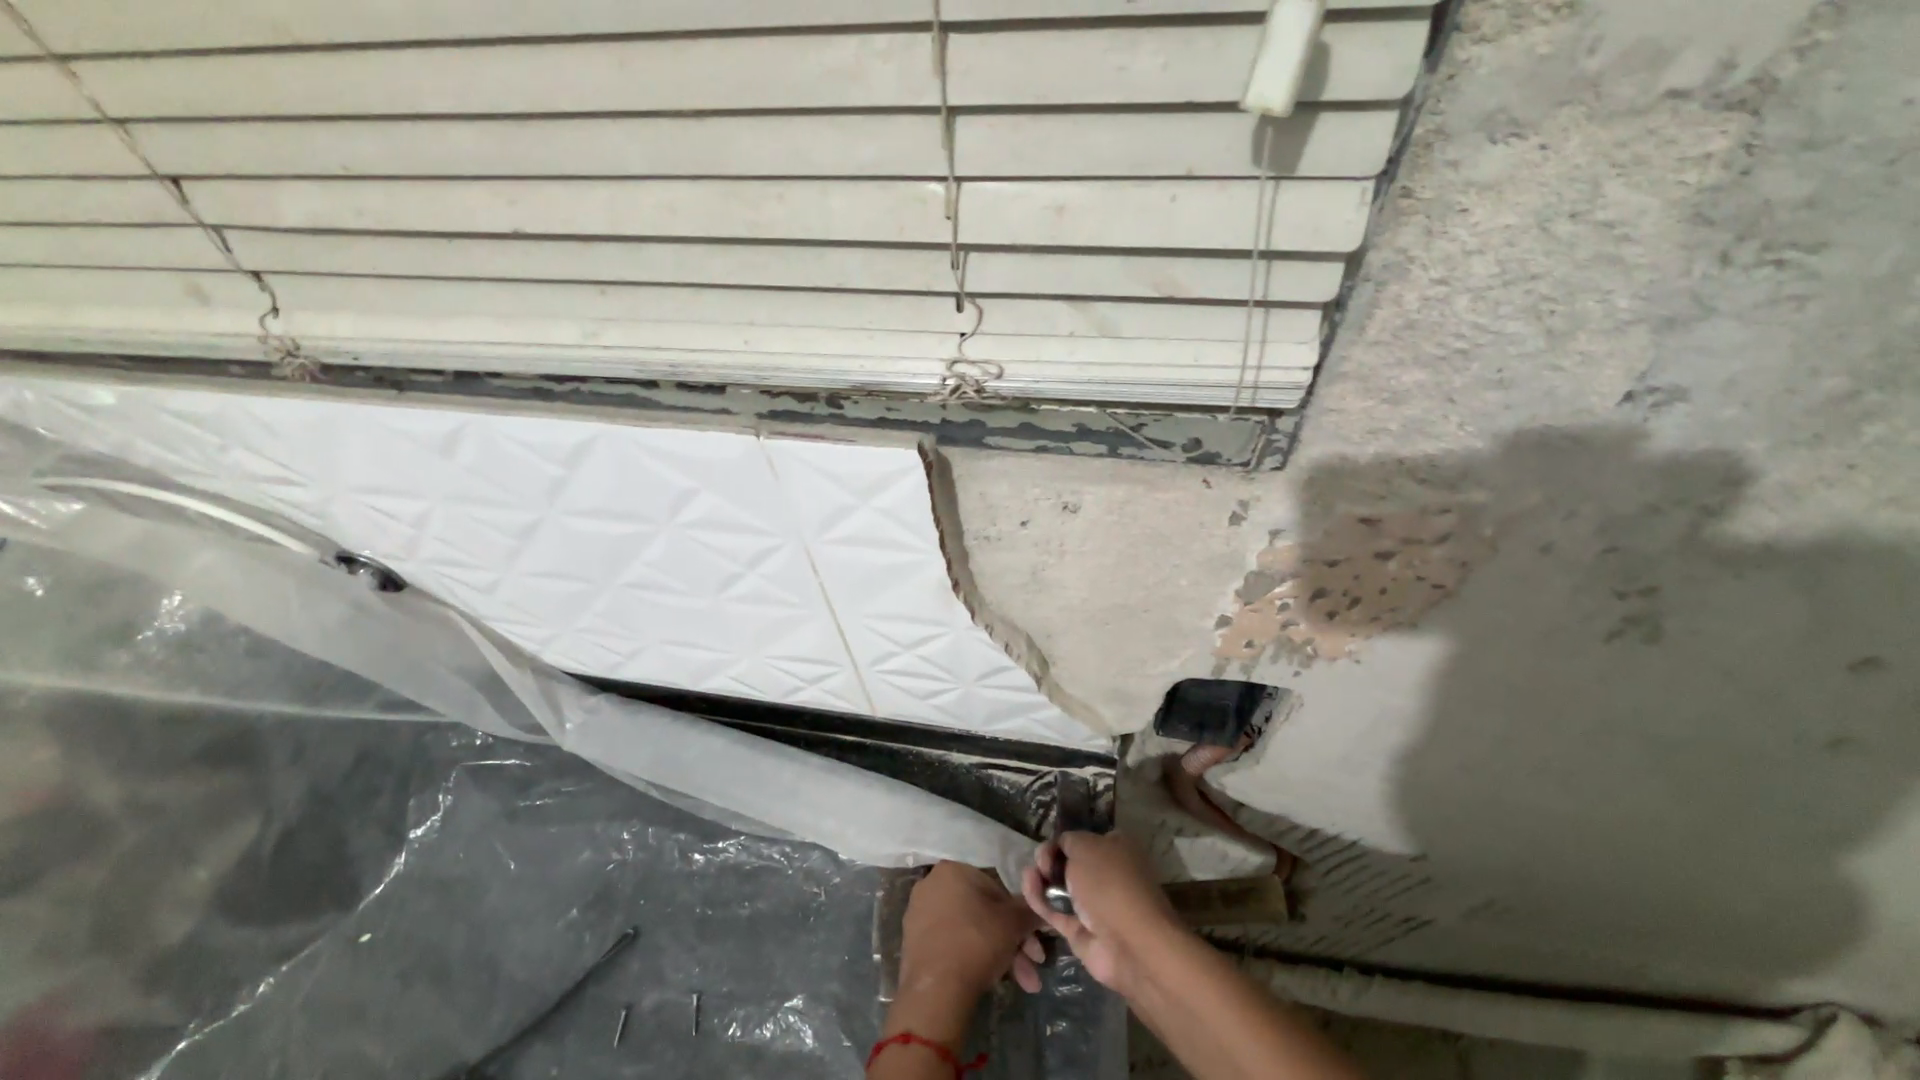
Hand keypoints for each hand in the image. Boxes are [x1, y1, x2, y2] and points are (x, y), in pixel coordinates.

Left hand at [900, 862, 1046, 1000]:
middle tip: (1032, 970)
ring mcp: (919, 915)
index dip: (1021, 918)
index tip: (1034, 943)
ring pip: (970, 932)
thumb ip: (1030, 910)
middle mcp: (932, 886)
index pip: (998, 889)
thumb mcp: (1014, 922)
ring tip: (1023, 984)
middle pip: (984, 913)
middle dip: (1013, 943)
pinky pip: (952, 944)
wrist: (935, 989)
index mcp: (953, 871)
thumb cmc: (977, 942)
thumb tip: (1042, 908)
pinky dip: (973, 959)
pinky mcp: (914, 943)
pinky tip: (992, 982)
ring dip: (1000, 956)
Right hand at [1021, 832, 1182, 993]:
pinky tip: (1029, 890)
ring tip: (1029, 875)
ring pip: (1058, 887)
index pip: (1084, 840)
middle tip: (1042, 863)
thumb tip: (1061, 845)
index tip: (1052, 845)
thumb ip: (1068, 841)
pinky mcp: (1077, 930)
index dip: (1064, 841)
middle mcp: (1104, 875)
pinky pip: (1053, 910)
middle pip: (1068, 864)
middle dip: (1050, 861)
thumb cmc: (1109, 883)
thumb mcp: (1086, 846)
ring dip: (1040, 879)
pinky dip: (1039, 900)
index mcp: (1115, 850)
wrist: (1128, 943)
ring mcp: (1091, 905)